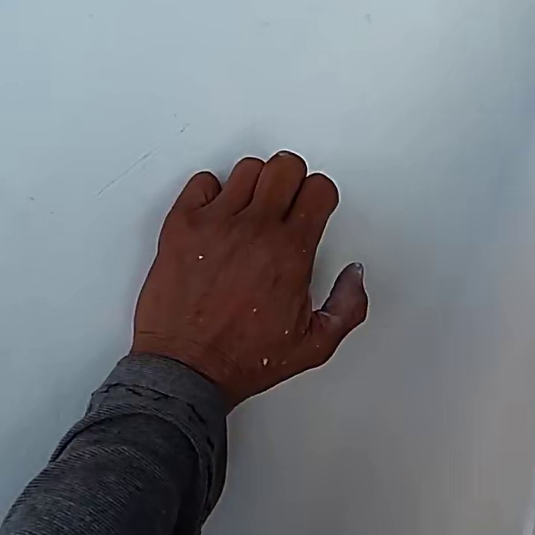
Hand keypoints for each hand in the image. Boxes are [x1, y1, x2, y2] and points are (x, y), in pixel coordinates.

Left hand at [132, 151, 368, 405]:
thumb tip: (354, 274)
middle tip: (283, 203)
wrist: (185, 368)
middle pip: (285, 166)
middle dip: (291, 180)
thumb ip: (348, 307)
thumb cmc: (239, 358)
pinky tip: (216, 216)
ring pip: (247, 168)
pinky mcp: (181, 225)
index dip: (320, 196)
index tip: (312, 208)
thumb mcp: (313, 346)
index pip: (319, 189)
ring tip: (248, 211)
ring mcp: (214, 223)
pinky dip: (211, 192)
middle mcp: (254, 230)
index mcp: (289, 253)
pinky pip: (202, 181)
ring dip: (254, 185)